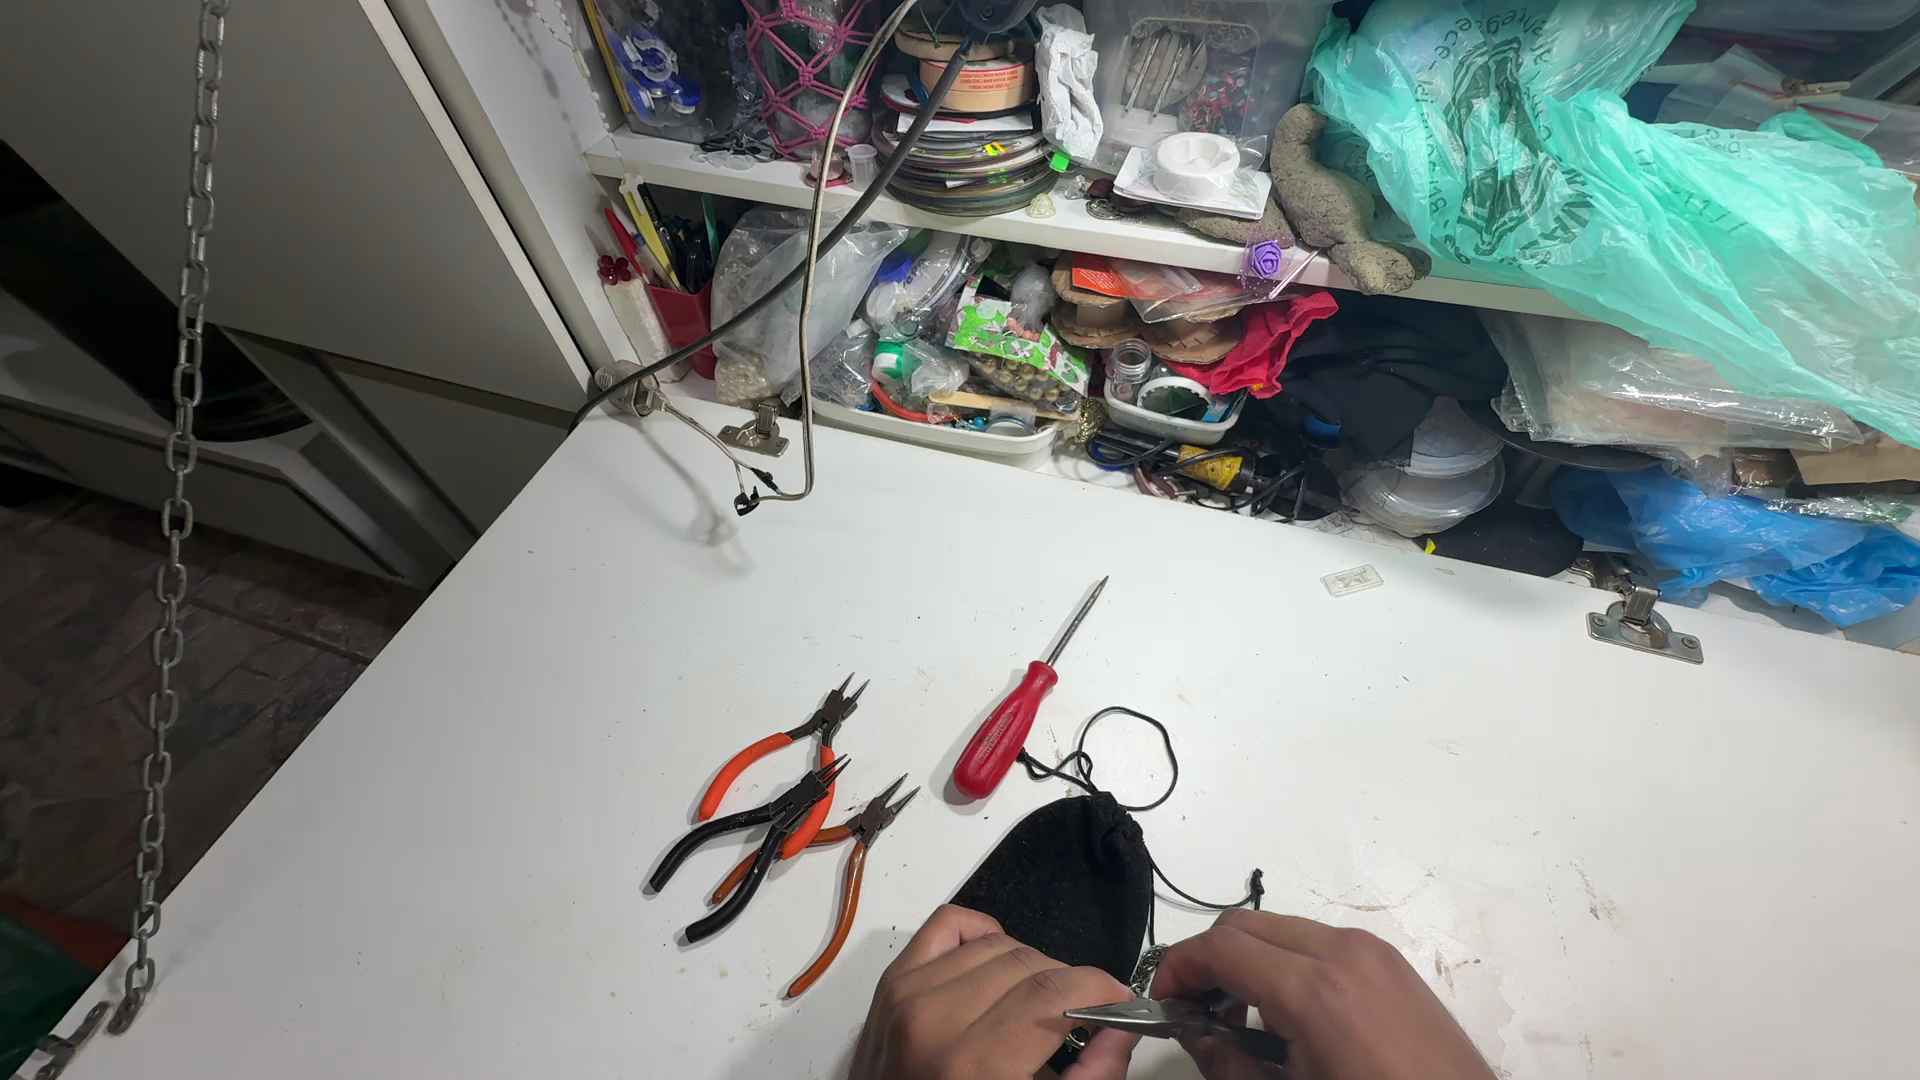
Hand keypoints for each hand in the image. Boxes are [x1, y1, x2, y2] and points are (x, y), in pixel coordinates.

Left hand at [849, 904, 1138, 1079]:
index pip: (1049, 994)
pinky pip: (948, 923)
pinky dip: (981, 933)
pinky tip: (994, 966)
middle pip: (1027, 965)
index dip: (1096, 987)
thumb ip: (1089, 1079)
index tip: (1119, 999)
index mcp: (971, 1067)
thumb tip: (1122, 1025)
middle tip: (1079, 1011)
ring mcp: (907, 992)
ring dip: (1029, 963)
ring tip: (1035, 1000)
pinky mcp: (892, 979)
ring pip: (995, 943)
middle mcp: (934, 1019)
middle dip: (1067, 981)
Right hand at [1152, 910, 1494, 1079]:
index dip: (1180, 967)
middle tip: (1197, 1010)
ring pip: (1276, 927)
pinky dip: (1284, 960)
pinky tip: (1292, 1013)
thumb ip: (1228, 1064)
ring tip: (1246, 1017)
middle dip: (1208, 960)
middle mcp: (1340, 950)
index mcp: (1315, 990)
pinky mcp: (1390, 959)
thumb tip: (1192, 1030)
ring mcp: (1370, 949)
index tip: (1163, 999)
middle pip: (1243, 925)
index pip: (1221, 948)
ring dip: (1245, 958)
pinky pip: (1315, 940)